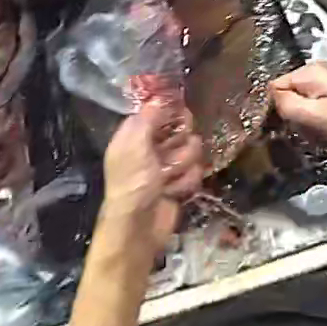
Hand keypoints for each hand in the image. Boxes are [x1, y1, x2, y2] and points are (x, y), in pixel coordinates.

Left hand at [101, 99, 205, 239]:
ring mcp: (165, 167)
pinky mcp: (179, 184)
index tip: (180, 108)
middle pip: (177, 129)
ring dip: (182, 163)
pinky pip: (194, 173)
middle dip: (181, 138)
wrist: (139, 227)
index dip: (167, 110)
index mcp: (133, 135)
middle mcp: (149, 147)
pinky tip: (174, 190)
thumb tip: (158, 98)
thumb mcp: (136, 144)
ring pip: (190, 151)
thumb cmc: (133, 181)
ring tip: (169, 175)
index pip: (154, 112)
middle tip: (182, 142)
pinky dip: (186, 181)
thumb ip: (147, 118)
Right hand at [270, 60, 326, 156]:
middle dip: (295, 118)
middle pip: (287, 98)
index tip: (290, 126)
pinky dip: (319, 126)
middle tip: (312, 132)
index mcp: (308, 72)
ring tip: (324, 134)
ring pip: (300, 108)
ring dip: (307, 125)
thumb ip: (288, 105)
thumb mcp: (319, 117)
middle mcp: (314, 74)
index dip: (277, 108)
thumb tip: (270, 99)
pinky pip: (314, 113)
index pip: (274, 88)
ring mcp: (325, 85)